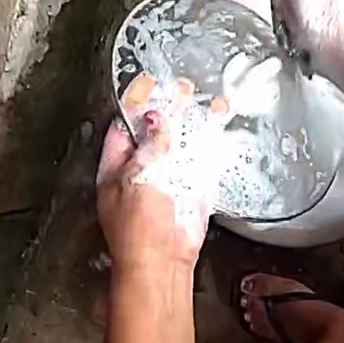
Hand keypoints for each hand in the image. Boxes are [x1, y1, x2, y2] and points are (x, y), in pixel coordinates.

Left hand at [96, 78, 226, 271]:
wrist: (163, 261)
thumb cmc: (138, 227)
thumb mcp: (138, 178)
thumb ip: (151, 145)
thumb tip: (159, 117)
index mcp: (117, 165)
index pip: (125, 124)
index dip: (138, 101)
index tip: (150, 82)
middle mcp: (144, 168)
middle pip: (157, 130)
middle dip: (170, 107)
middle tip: (184, 87)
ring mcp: (171, 178)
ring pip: (185, 143)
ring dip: (197, 123)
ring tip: (211, 102)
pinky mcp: (195, 189)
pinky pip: (206, 162)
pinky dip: (217, 146)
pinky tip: (226, 130)